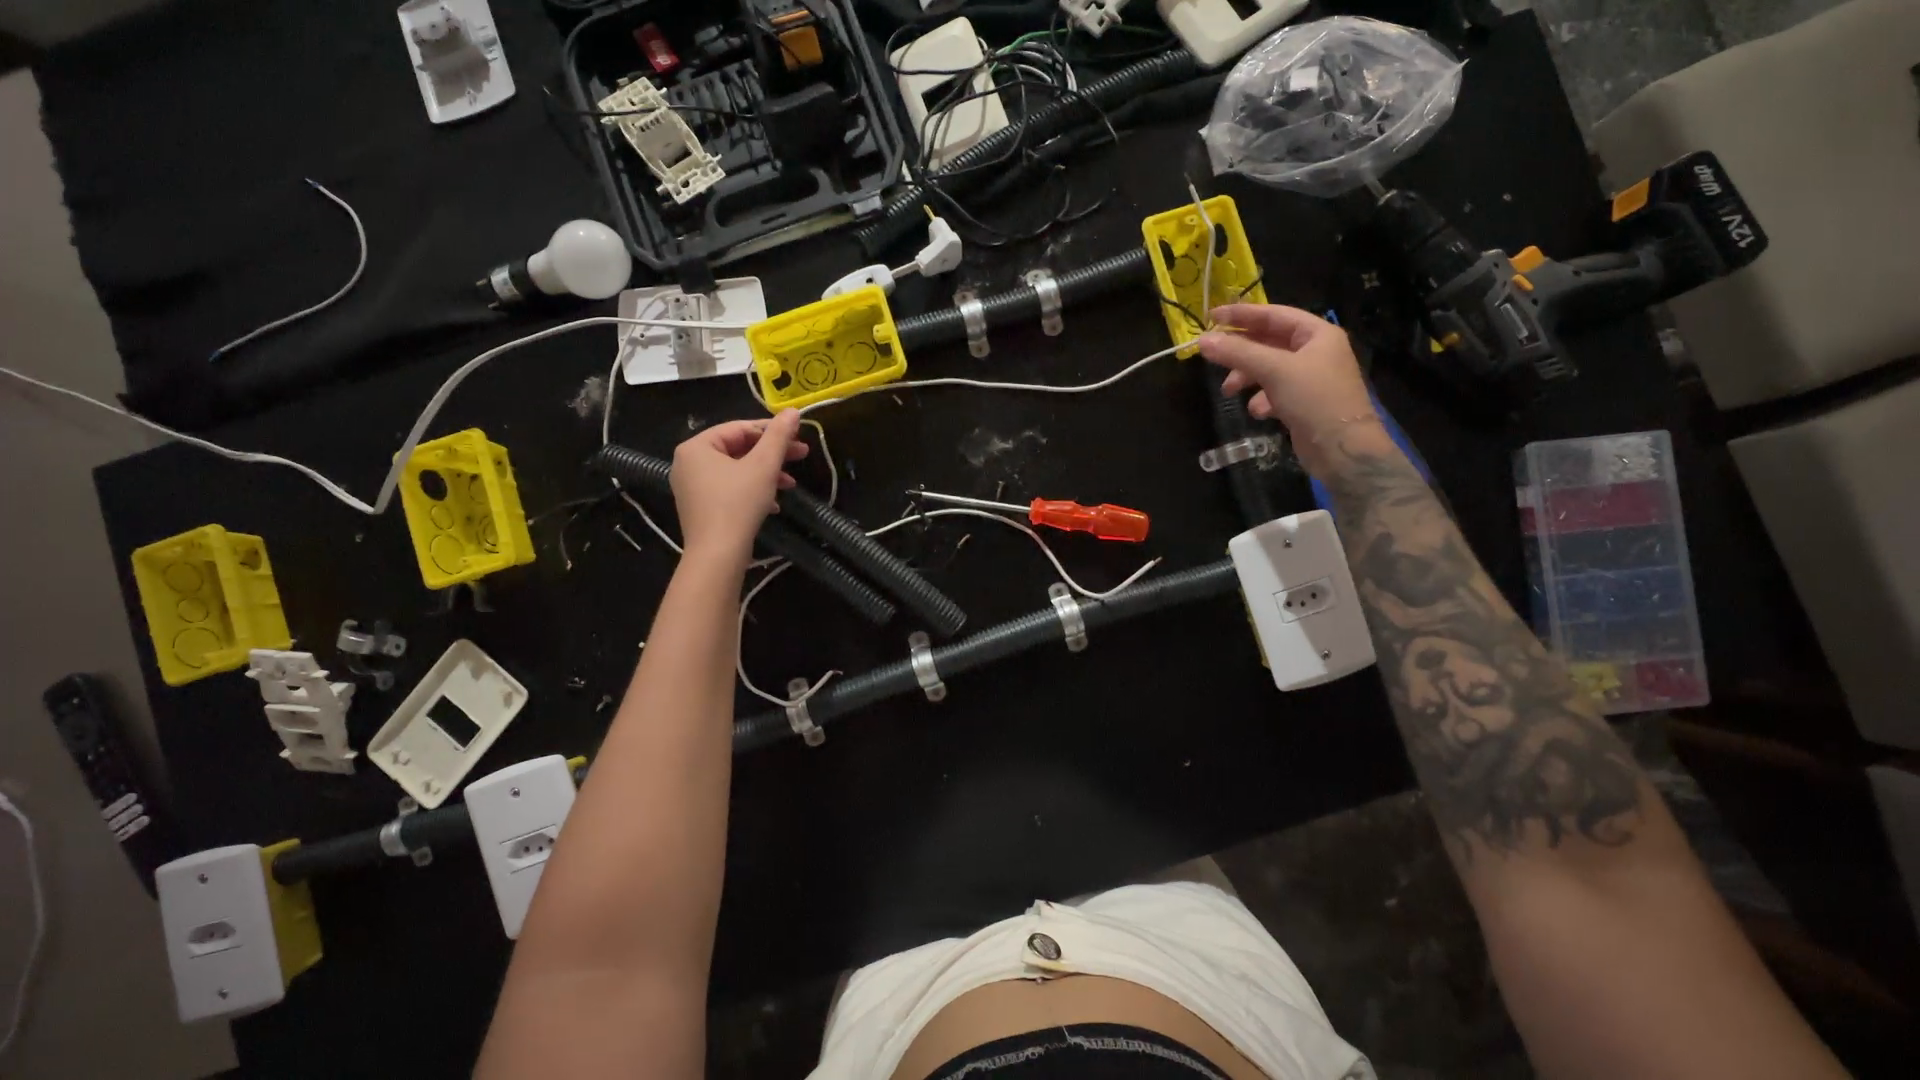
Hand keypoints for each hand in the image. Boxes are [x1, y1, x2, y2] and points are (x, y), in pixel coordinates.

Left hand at [669, 410, 808, 559]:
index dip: (772, 431)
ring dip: (766, 474)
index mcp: (696, 446)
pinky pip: (729, 489)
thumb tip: (793, 411)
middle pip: (738, 449)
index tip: (798, 437)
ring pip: (736, 470)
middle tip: (801, 456)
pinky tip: (773, 503)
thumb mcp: (763, 466)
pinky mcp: (700, 507)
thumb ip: (778, 436)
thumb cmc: (738, 504)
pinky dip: (752, 491)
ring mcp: (692, 487)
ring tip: (790, 484)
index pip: (739, 428)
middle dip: (771, 454)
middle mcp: (688, 463)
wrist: (717, 555)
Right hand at [1197, 304, 1380, 476]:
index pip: (1274, 315)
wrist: (1343, 449)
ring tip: (1230, 391)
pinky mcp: (1304, 403)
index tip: (1210, 318)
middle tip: (1213, 357)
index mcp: (1317, 334)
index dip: (1241, 315)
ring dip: (1247, 377)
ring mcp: (1310, 378)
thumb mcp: (1274, 370)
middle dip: (1241, 352)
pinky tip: (1258, 411)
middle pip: (1269, 342)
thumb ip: (1238, 353)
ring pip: (1269, 369)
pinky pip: (1275, 392)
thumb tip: (1202, 341)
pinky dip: (1263, 399)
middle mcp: (1316, 352)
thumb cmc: (1314, 398)